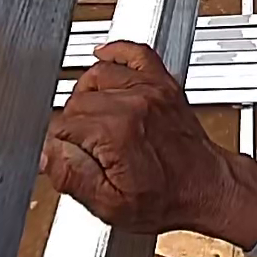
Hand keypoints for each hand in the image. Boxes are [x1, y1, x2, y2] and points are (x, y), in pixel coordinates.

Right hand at [42, 40, 256, 249]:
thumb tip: (50, 154)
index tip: (64, 155)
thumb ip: (74, 177)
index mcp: (117, 133)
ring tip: (86, 114)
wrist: (206, 186)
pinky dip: (117, 50)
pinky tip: (104, 55)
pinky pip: (136, 53)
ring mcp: (150, 88)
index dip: (58, 143)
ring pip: (99, 74)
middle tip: (79, 144)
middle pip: (78, 99)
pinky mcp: (164, 82)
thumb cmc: (166, 198)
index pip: (63, 124)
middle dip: (72, 122)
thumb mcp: (110, 205)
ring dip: (86, 91)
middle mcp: (133, 103)